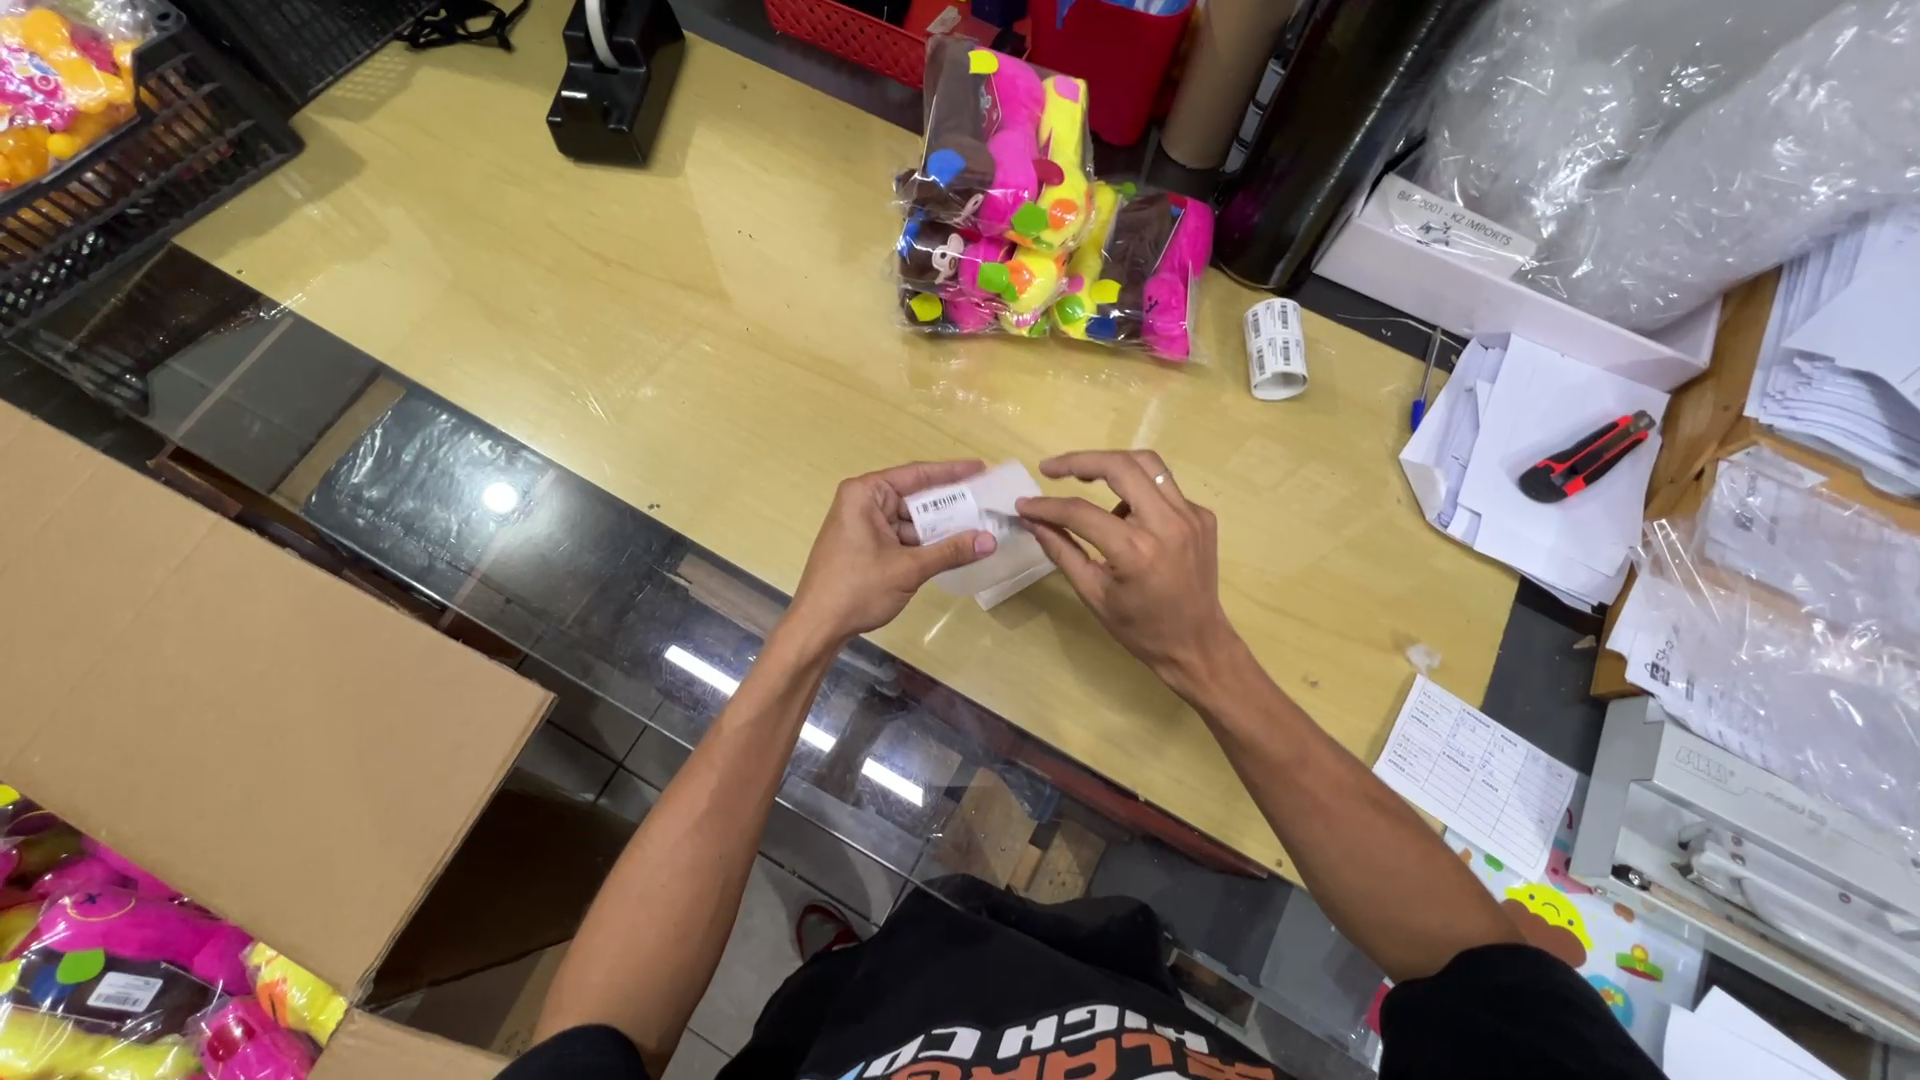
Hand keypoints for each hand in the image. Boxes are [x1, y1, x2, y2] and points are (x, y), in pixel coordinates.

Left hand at [790, 460, 997, 641]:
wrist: (818, 626)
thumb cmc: (857, 588)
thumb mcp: (909, 568)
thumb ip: (951, 551)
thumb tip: (990, 541)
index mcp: (865, 494)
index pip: (916, 475)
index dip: (951, 473)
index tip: (981, 469)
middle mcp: (862, 503)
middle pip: (915, 498)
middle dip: (949, 506)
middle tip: (986, 504)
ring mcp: (863, 526)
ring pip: (911, 521)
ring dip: (940, 529)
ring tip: (978, 530)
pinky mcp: (865, 546)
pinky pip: (902, 537)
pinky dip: (925, 544)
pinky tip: (953, 550)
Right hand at [1017, 450, 1238, 694]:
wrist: (1198, 644)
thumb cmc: (1141, 628)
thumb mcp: (1093, 594)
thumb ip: (1061, 551)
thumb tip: (1032, 520)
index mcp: (1136, 550)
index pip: (1080, 511)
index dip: (1046, 505)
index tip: (1025, 504)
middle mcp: (1167, 523)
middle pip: (1120, 466)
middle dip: (1079, 461)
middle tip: (1050, 468)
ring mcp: (1191, 515)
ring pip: (1147, 464)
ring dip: (1111, 465)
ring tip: (1085, 481)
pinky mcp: (1202, 516)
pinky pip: (1164, 487)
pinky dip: (1137, 491)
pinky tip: (1124, 516)